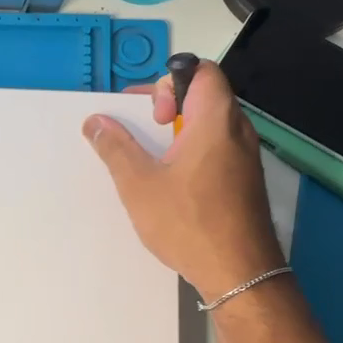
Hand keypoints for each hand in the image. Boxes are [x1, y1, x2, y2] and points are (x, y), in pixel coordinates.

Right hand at [84, 59, 285, 301]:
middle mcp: (238, 131)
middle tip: (143, 131)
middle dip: (169, 104)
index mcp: (215, 121)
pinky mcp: (245, 180)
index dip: (169, 82)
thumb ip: (116, 148)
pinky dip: (193, 150)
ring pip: (212, 123)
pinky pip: (218, 147)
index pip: (201, 71)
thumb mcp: (139, 184)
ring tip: (152, 158)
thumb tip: (95, 121)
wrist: (239, 271)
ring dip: (180, 130)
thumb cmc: (188, 222)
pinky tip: (172, 182)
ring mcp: (246, 156)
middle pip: (206, 94)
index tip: (150, 115)